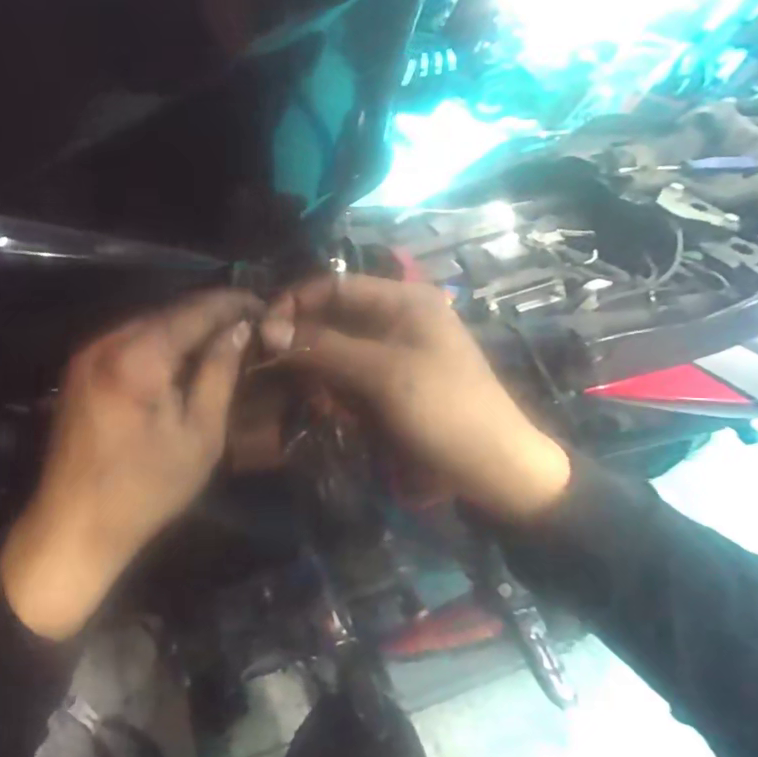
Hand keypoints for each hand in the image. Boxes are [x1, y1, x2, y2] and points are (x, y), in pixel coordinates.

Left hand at [0, 289, 262, 639]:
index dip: (231, 304)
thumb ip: (219, 373)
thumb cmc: (146, 489)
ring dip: (185, 325)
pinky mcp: (80, 368)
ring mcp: (88, 352)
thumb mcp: (200, 434)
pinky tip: (183, 355)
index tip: (264, 305)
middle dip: (209, 313)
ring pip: (147, 322)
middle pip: (168, 311)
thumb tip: (239, 329)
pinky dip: (159, 340)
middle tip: (248, 322)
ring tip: (223, 336)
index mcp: (137, 356)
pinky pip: (128, 339)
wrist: (74, 525)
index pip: (194, 310)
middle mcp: (107, 341)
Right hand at [260, 274, 569, 520]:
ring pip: (334, 348)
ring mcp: (393, 351)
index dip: (295, 303)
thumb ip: (322, 347)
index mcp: (403, 300)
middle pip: (331, 316)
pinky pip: (347, 374)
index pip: (333, 285)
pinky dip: (332, 388)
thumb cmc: (443, 410)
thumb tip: (266, 328)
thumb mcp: (381, 374)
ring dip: (315, 369)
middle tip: (273, 367)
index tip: (261, 331)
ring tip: (309, 396)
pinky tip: (330, 409)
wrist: (495, 470)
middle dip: (302, 340)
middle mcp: (396, 317)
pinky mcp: (389, 382)